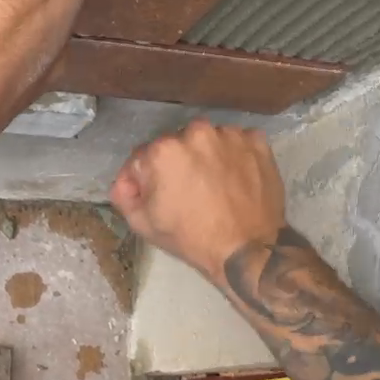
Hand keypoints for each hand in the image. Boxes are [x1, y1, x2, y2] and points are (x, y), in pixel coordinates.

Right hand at [110, 120, 289, 284]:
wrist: (246, 247)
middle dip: (175, 165)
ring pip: (206, 141)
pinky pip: (235, 144)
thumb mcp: (142, 223)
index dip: (143, 179)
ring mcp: (229, 134)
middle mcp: (195, 132)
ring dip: (203, 158)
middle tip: (184, 193)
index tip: (153, 197)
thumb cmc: (190, 237)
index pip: (142, 158)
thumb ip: (123, 194)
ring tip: (211, 187)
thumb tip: (125, 180)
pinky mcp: (256, 141)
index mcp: (162, 150)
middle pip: (175, 145)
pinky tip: (232, 180)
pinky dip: (231, 157)